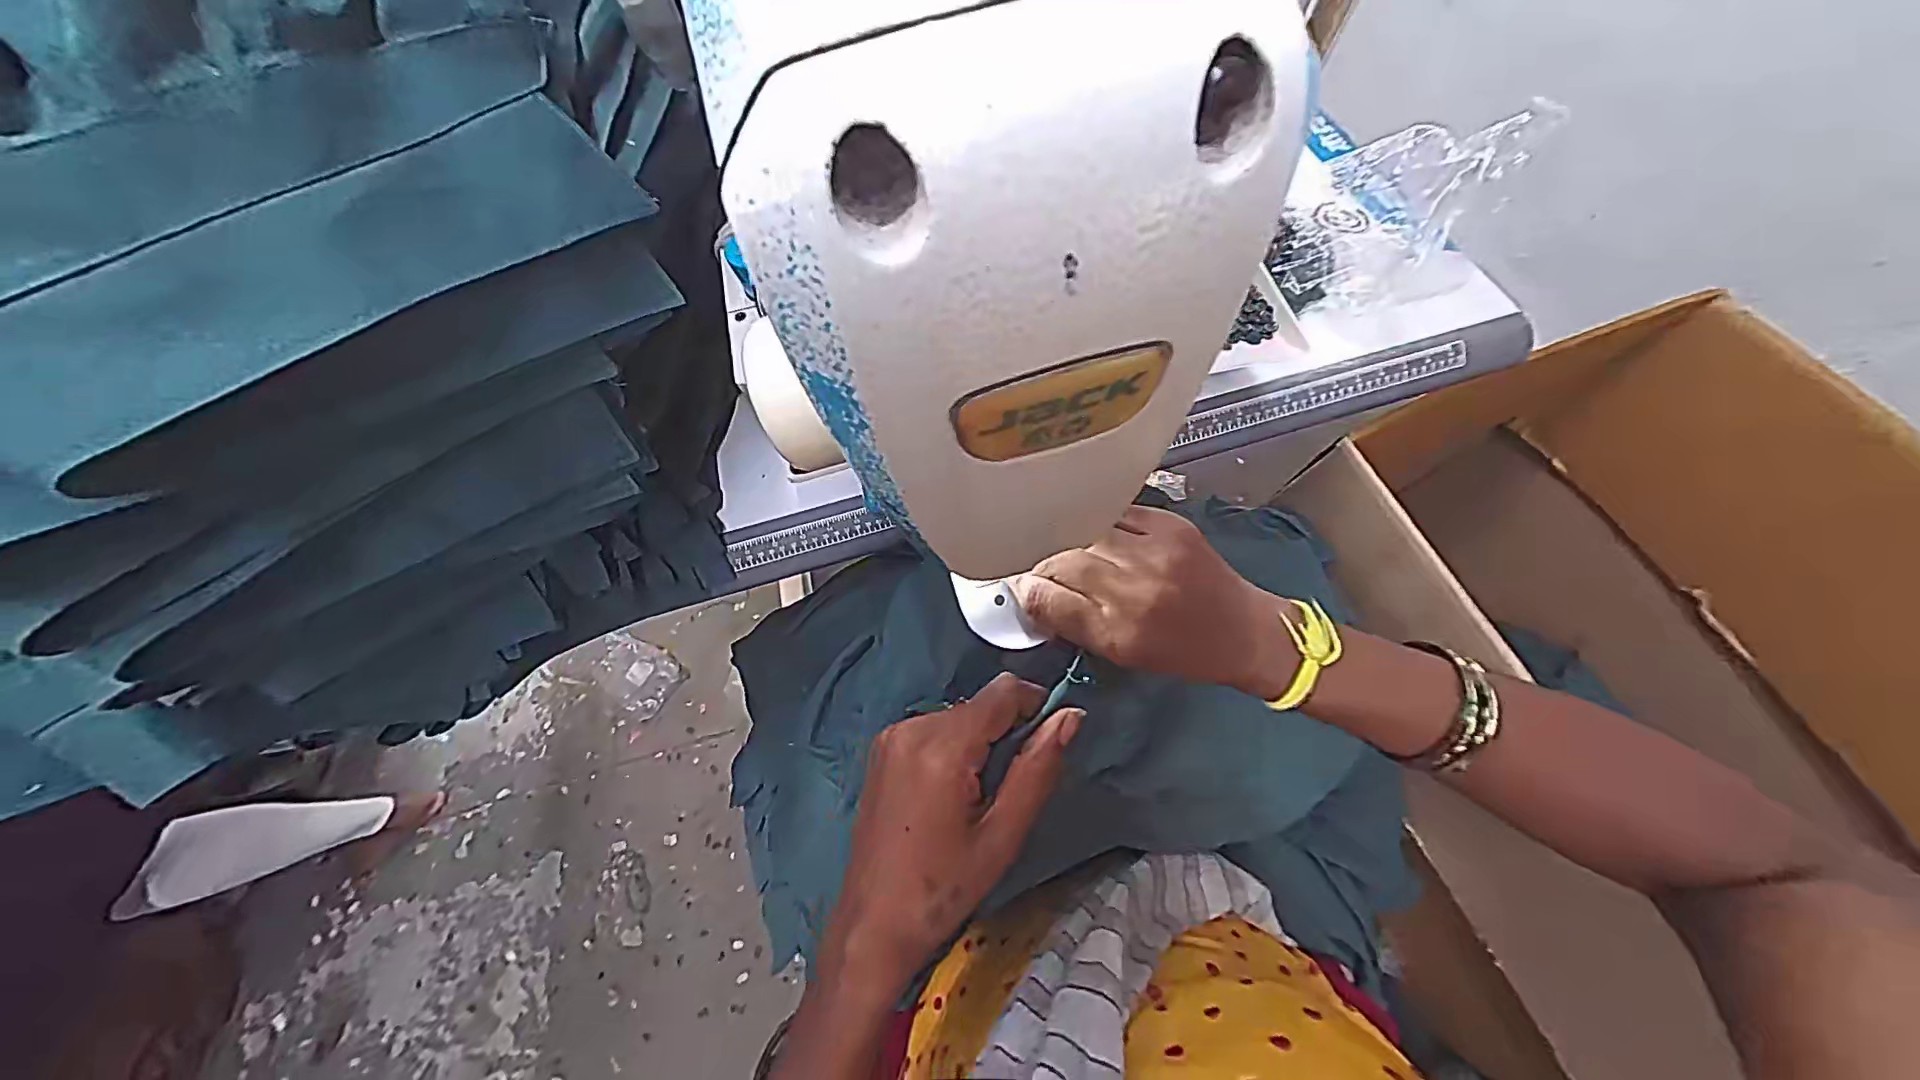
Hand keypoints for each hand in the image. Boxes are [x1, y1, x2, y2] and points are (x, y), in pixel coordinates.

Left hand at [821, 673, 1084, 997]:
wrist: (873, 924)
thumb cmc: (943, 889)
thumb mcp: (1003, 834)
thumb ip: (1038, 768)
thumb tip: (1069, 716)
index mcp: (942, 746)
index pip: (1002, 691)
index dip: (1035, 704)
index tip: (1050, 736)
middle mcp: (912, 726)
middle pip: (980, 704)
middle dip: (1006, 731)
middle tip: (1010, 786)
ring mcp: (892, 735)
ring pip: (959, 714)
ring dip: (980, 741)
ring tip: (978, 797)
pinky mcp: (883, 748)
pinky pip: (934, 728)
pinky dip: (955, 747)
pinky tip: (951, 794)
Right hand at [1011, 505, 1298, 699]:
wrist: (1246, 630)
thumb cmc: (1181, 652)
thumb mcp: (1123, 654)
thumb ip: (1074, 624)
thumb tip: (1032, 593)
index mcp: (1121, 632)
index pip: (1049, 600)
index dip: (1027, 590)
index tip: (1021, 587)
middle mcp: (1135, 589)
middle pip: (1062, 561)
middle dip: (1045, 566)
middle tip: (1043, 570)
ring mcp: (1155, 550)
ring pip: (1084, 534)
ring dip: (1070, 542)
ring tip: (1071, 550)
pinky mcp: (1171, 524)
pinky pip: (1115, 515)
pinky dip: (1102, 526)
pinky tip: (1102, 536)